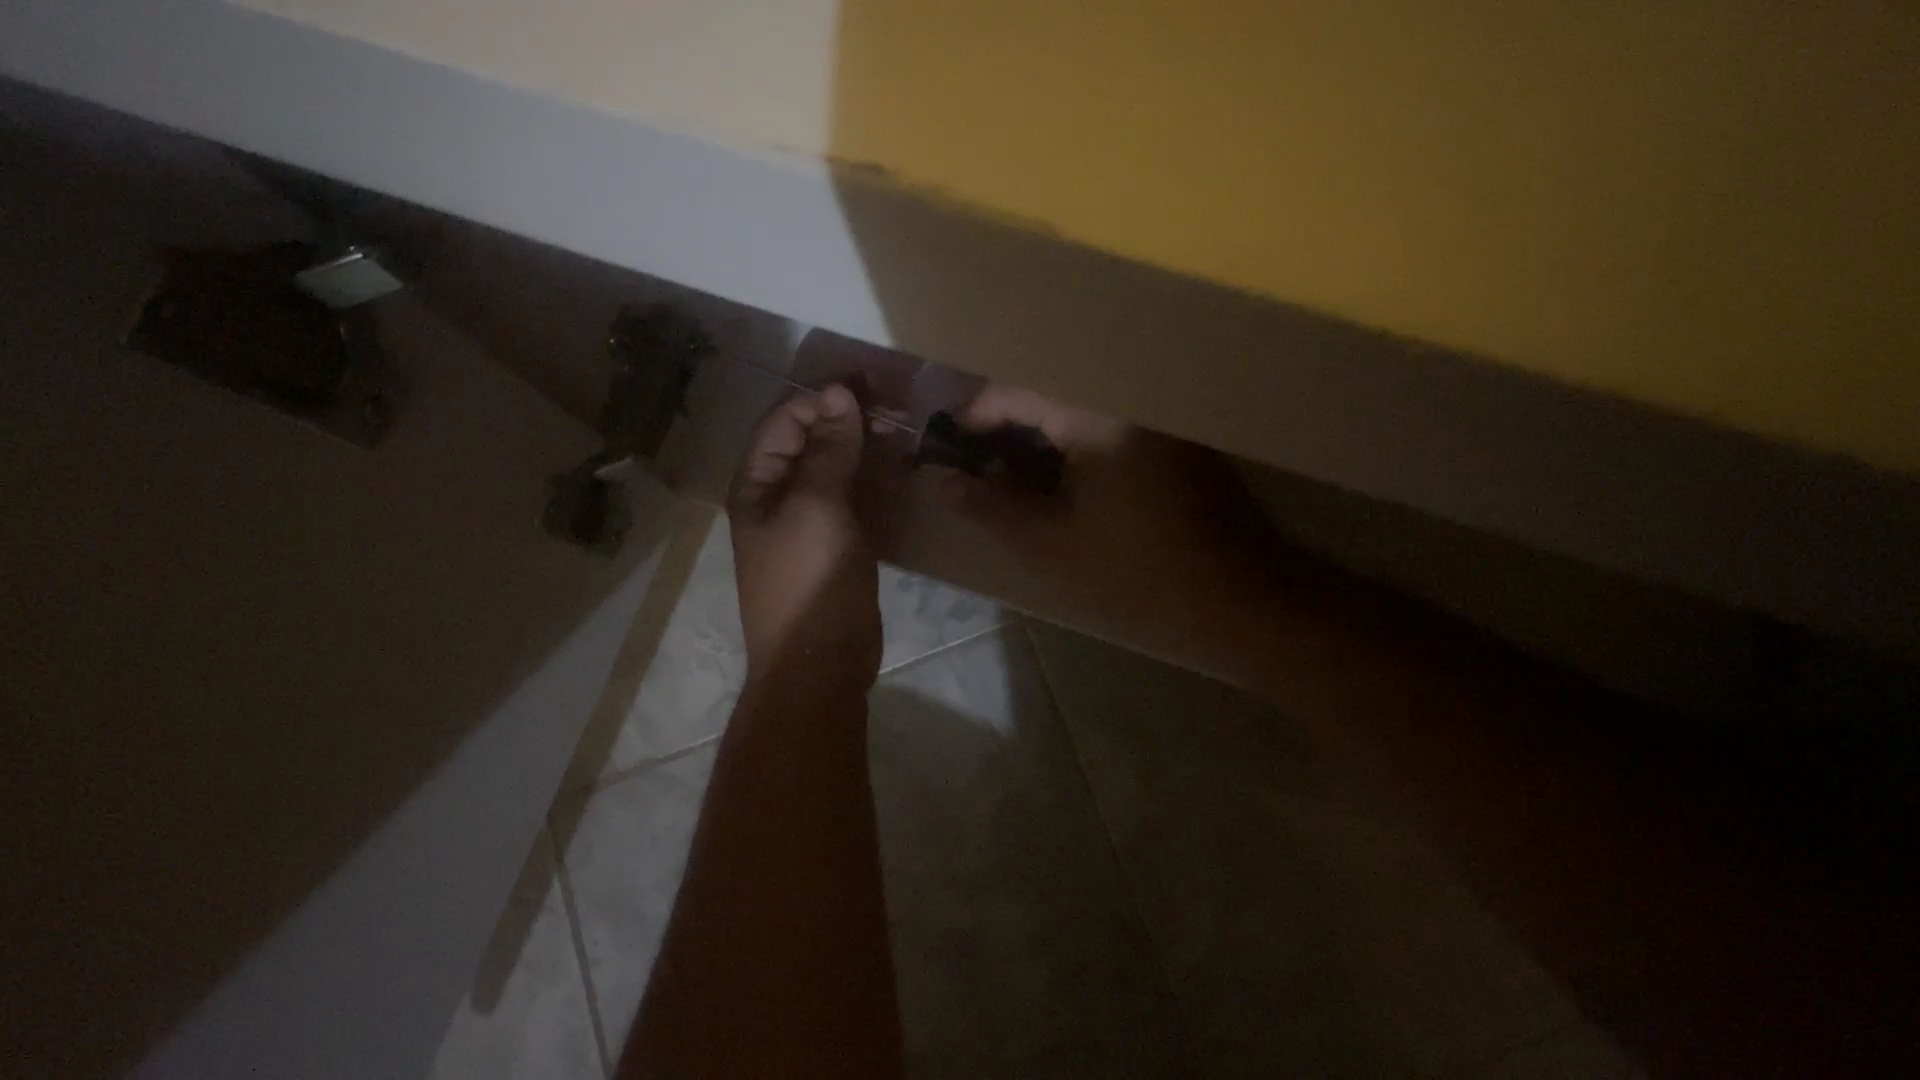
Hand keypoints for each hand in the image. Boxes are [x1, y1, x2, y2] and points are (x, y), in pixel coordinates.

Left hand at [728, 384, 881, 691]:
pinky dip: (879, 482)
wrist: (819, 665)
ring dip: (869, 447)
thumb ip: (828, 450)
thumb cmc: (809, 583)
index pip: (786, 420)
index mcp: (759, 484)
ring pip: (840, 470)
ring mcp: (812, 524)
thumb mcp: (817, 508)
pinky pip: (858, 501)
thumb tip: (838, 392)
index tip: (872, 382)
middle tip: (900, 400)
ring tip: (909, 428)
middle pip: (813, 441)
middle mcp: (781, 497)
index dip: (823, 396)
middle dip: (851, 418)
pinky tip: (907, 470)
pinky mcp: (841, 546)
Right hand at [943, 385, 1284, 639]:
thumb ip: (993, 508)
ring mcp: (1156, 415)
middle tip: (975, 468)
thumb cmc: (1138, 572)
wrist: (1239, 596)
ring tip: (1011, 479)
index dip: (972, 419)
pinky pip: (1109, 423)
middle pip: (1047, 394)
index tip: (945, 447)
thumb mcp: (1052, 545)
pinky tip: (1062, 482)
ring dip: (1040, 437)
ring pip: (1078, 409)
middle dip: (1004, 428)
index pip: (1014, 393)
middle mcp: (1128, 398)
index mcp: (1096, 415)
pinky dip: (1076, 445)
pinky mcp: (1173, 436)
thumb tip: (946, 482)